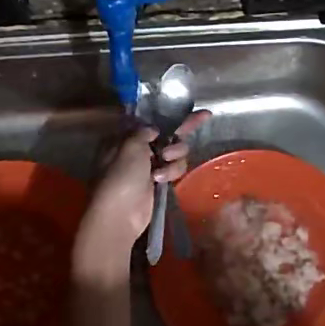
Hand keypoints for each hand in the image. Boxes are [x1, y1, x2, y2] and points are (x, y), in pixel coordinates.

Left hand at [72, 111, 209, 281]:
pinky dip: (171, 172)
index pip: (152, 121)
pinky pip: (174, 170)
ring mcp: (148, 167)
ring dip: (174, 157)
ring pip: (175, 153)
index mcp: (125, 138)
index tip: (191, 110)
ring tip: (164, 164)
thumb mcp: (130, 146)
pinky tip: (161, 180)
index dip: (170, 115)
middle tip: (204, 118)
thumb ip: (144, 132)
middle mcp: (137, 150)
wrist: (120, 214)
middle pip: (168, 135)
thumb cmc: (121, 177)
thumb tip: (153, 129)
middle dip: (180, 133)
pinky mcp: (158, 183)